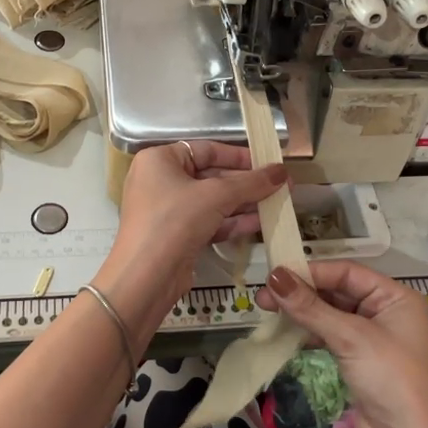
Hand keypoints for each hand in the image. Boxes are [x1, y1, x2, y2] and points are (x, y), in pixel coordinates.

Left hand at [95, 141, 286, 330]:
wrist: (146, 278)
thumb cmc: (175, 221)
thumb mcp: (216, 196)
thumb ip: (251, 182)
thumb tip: (282, 172)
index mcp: (159, 160)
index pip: (206, 150)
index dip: (239, 156)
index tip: (268, 163)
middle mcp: (160, 181)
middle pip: (211, 176)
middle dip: (246, 183)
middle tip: (280, 185)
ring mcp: (168, 211)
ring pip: (212, 202)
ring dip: (244, 203)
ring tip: (278, 203)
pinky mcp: (177, 236)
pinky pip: (209, 222)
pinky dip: (232, 222)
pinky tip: (261, 223)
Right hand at [260, 262, 427, 427]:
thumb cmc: (391, 379)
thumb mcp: (351, 338)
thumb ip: (311, 307)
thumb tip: (273, 277)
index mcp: (396, 298)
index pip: (348, 273)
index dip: (311, 272)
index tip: (275, 275)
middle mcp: (387, 312)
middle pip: (338, 292)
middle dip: (302, 293)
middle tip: (264, 297)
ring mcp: (373, 338)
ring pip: (331, 314)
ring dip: (302, 312)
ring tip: (267, 311)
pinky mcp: (360, 361)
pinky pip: (330, 336)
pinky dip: (309, 333)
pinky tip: (286, 332)